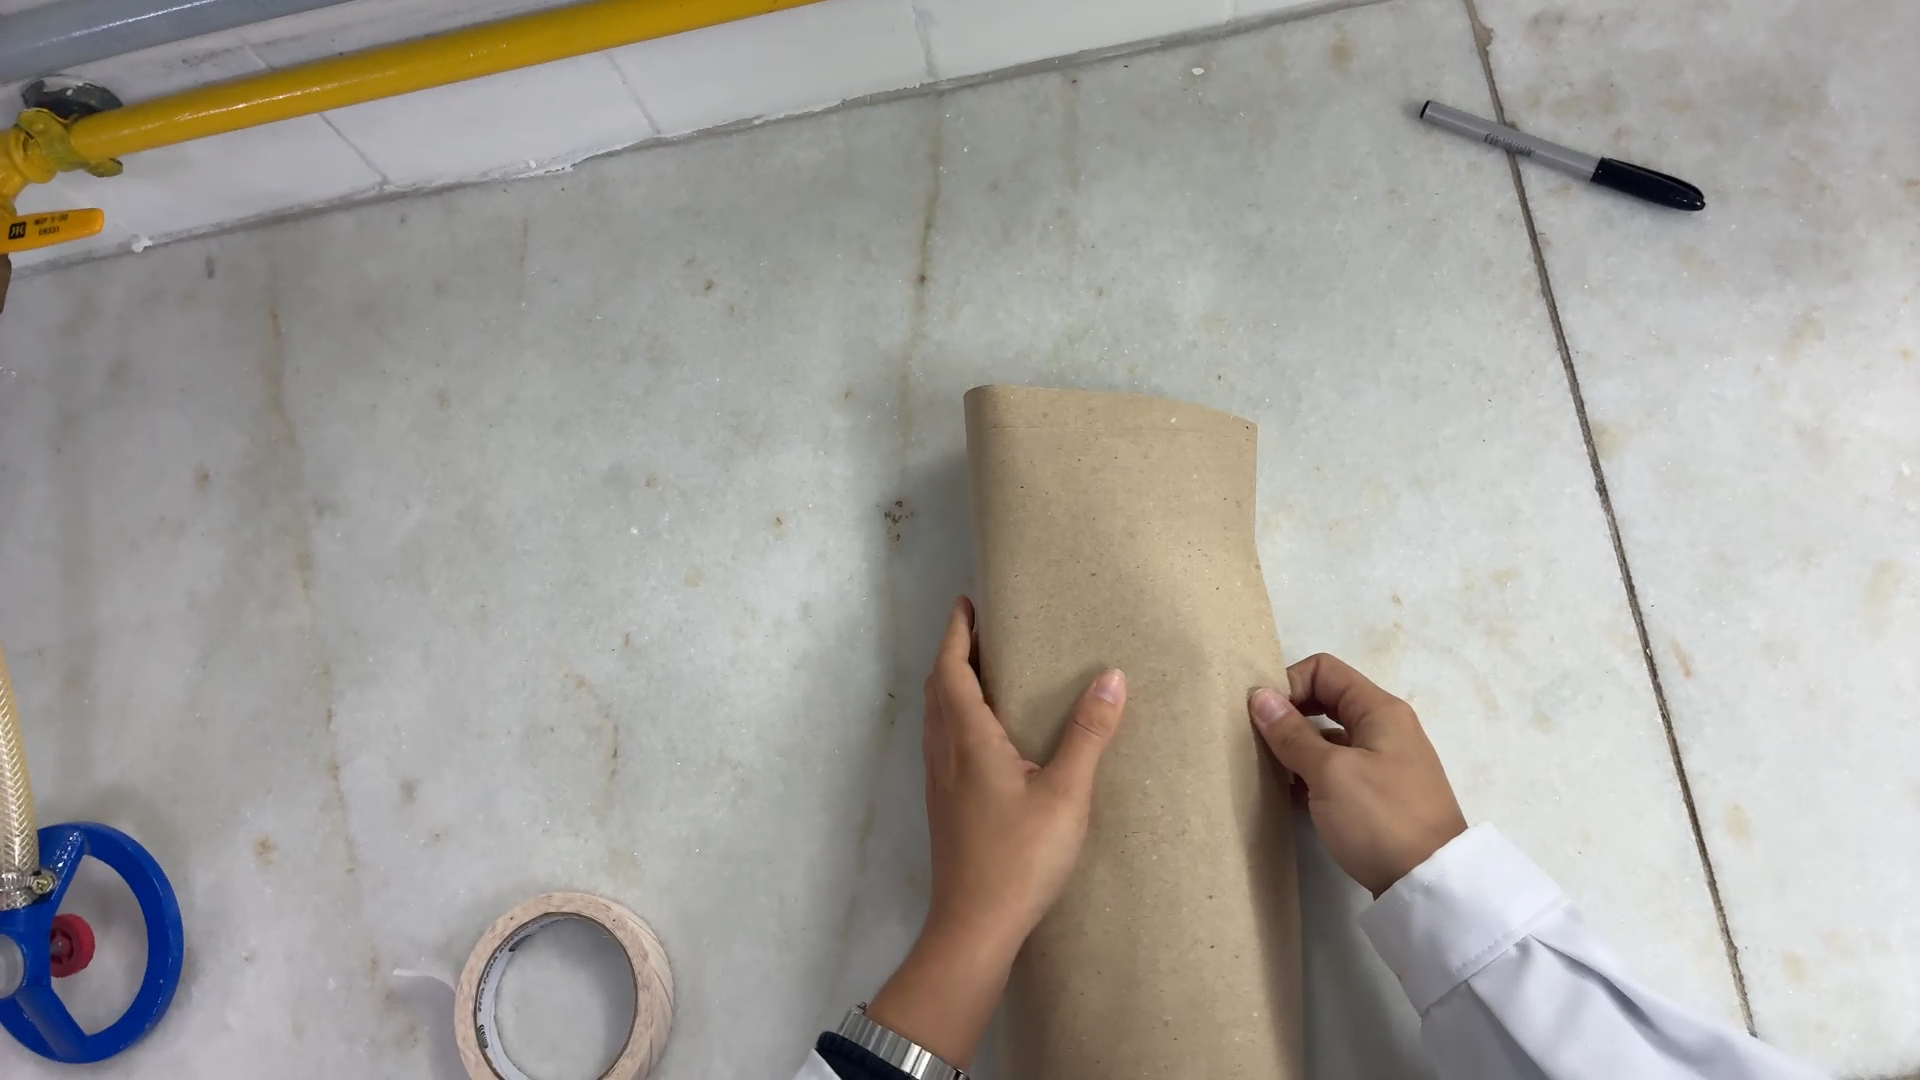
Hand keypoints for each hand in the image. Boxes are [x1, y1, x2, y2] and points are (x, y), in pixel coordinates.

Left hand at [866, 597, 1126, 1066]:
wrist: (973, 926)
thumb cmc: (1019, 857)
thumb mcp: (1066, 794)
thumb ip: (1088, 734)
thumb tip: (1111, 676)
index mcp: (967, 737)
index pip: (952, 667)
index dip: (956, 631)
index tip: (967, 602)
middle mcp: (943, 749)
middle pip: (938, 684)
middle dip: (955, 650)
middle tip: (982, 628)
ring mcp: (937, 777)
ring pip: (935, 712)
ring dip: (952, 680)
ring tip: (984, 667)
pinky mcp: (942, 800)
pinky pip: (941, 735)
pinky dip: (954, 710)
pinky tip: (981, 728)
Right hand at [1249, 653, 1465, 897]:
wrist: (1434, 889)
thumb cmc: (1380, 818)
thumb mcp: (1329, 772)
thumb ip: (1291, 732)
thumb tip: (1259, 695)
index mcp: (1379, 710)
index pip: (1324, 670)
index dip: (1289, 683)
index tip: (1264, 715)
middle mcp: (1384, 728)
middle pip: (1325, 699)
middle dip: (1289, 713)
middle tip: (1259, 737)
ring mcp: (1383, 761)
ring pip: (1328, 735)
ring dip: (1297, 745)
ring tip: (1269, 766)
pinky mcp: (1378, 793)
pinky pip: (1336, 766)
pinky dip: (1310, 770)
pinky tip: (1290, 792)